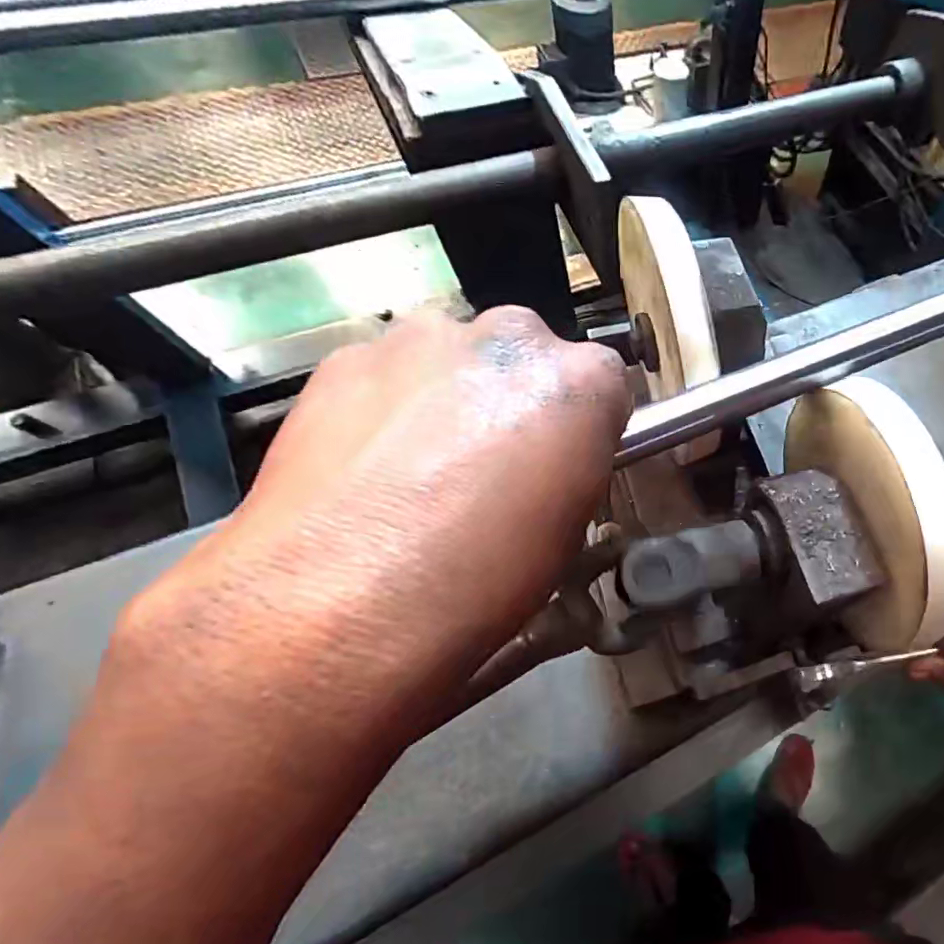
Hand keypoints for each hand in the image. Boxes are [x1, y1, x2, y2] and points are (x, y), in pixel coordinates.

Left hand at [111, 306, 627, 736]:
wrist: (337, 605)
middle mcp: (514, 337)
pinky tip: (371, 462)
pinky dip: (389, 403)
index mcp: (584, 379)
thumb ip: (574, 461)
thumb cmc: (485, 578)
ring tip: (424, 460)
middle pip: (530, 353)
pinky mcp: (347, 358)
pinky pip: (388, 371)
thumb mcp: (572, 524)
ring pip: (456, 354)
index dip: (584, 423)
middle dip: (519, 394)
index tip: (563, 456)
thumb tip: (552, 454)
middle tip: (494, 458)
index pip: (606, 381)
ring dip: (454, 391)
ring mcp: (425, 339)